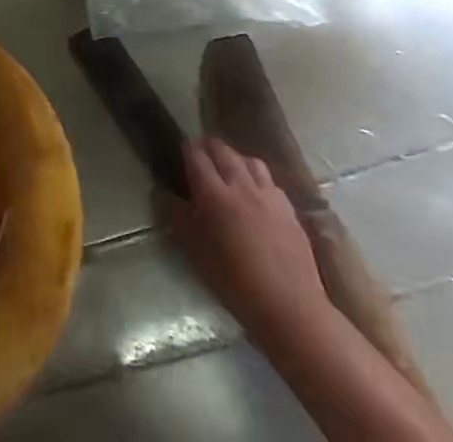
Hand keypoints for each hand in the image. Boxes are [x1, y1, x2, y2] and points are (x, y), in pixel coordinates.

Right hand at [163, 138, 325, 332]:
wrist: (288, 305)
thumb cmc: (232, 279)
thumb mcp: (193, 249)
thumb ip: (176, 215)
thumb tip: (162, 193)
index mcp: (214, 194)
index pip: (197, 157)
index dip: (187, 148)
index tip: (181, 147)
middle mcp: (242, 187)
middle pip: (225, 152)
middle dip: (210, 147)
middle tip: (201, 153)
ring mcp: (270, 197)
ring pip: (252, 162)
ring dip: (237, 158)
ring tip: (230, 168)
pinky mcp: (290, 211)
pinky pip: (271, 182)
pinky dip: (259, 178)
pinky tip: (257, 193)